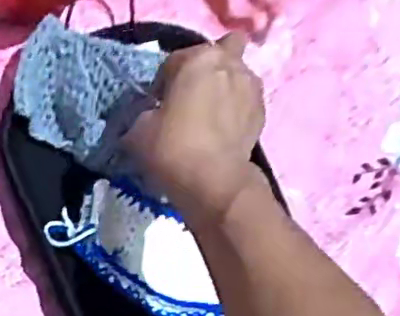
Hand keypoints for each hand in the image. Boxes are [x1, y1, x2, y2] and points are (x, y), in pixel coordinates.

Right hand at [125, 33, 267, 219]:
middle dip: (207, 68)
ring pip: (235, 76)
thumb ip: (141, 118)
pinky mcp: (261, 112)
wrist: (211, 181)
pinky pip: (243, 104)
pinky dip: (233, 114)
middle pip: (221, 50)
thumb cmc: (171, 150)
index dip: (160, 85)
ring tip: (206, 121)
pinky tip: (219, 136)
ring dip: (222, 91)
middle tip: (191, 98)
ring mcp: (250, 86)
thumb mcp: (137, 134)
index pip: (173, 62)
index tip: (154, 109)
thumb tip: (146, 118)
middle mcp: (229, 62)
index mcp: (197, 59)